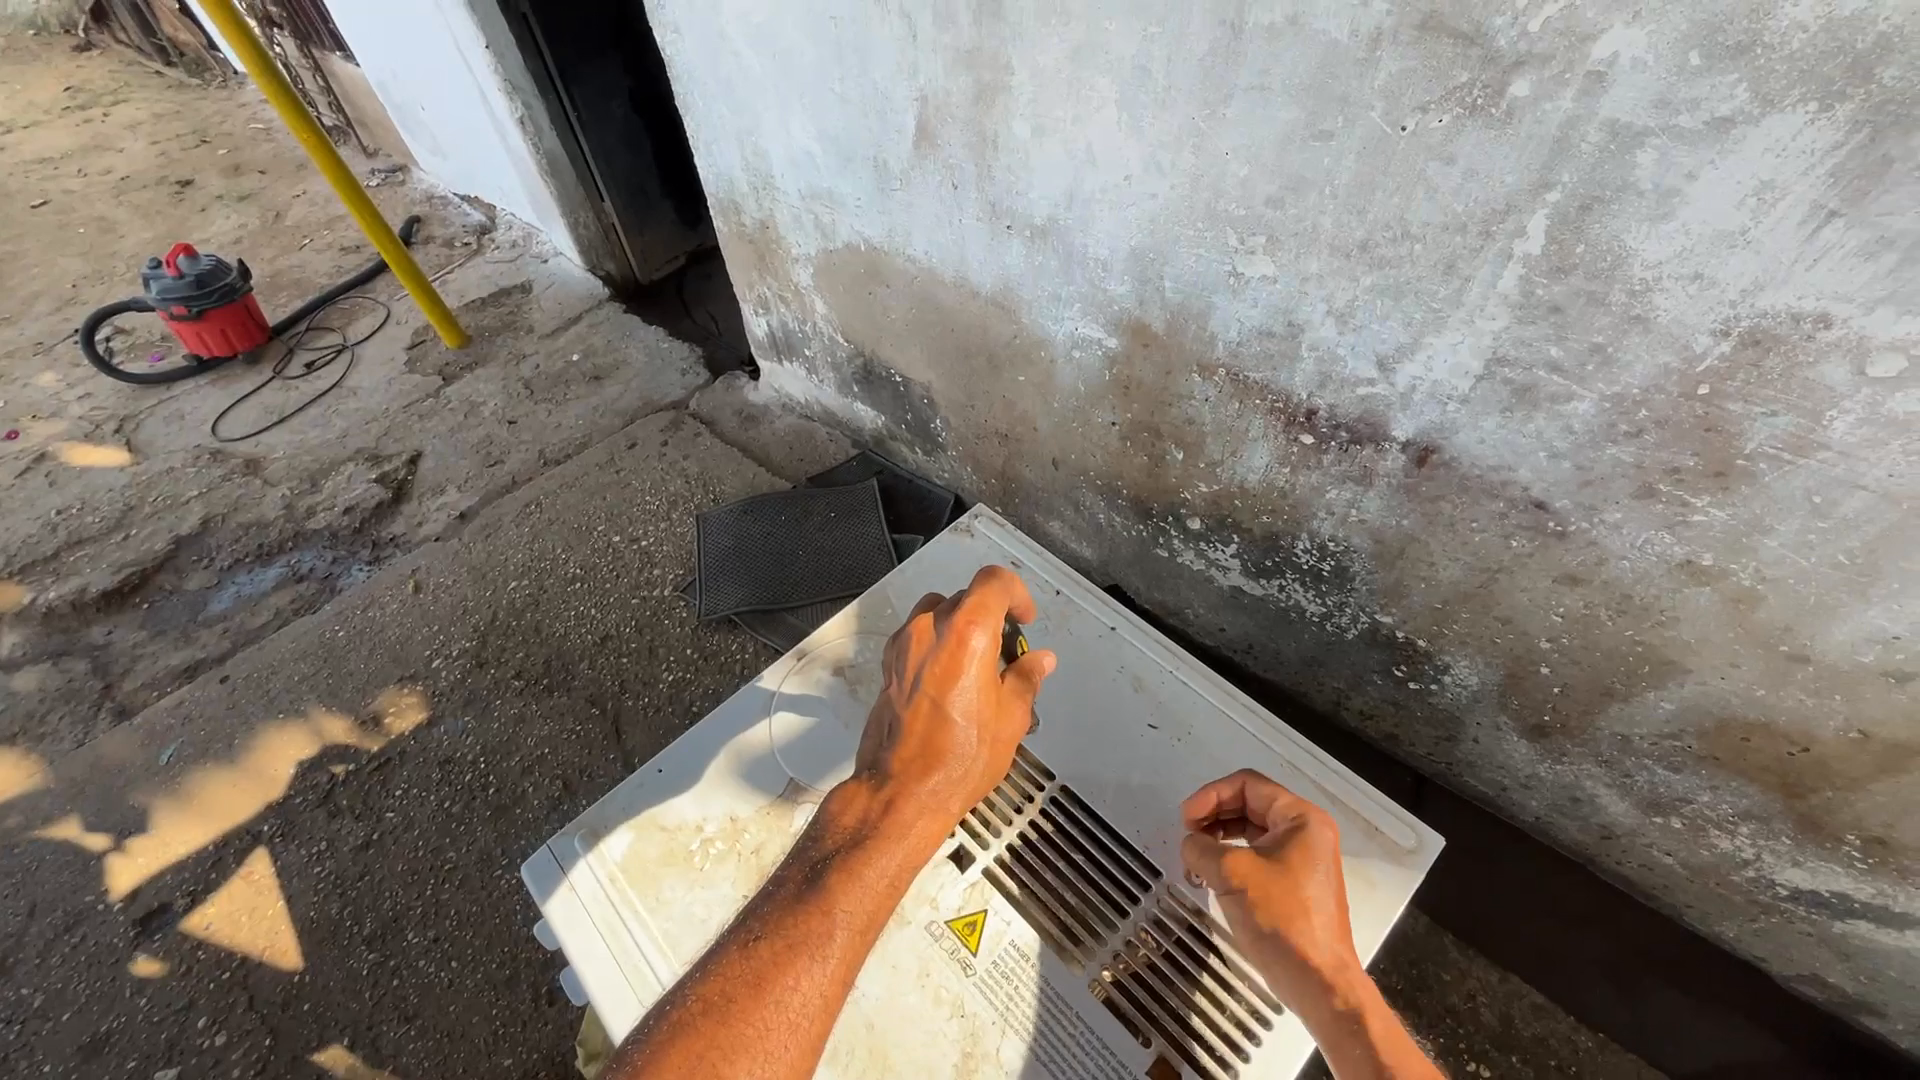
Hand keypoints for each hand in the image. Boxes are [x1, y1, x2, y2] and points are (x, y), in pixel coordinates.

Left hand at [853, 564, 1056, 832]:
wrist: (902, 791)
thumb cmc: (960, 758)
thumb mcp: (1010, 719)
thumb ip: (1026, 679)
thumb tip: (1040, 660)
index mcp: (967, 633)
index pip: (994, 581)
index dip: (1017, 593)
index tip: (1024, 619)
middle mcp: (930, 628)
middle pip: (966, 597)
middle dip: (992, 616)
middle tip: (1008, 652)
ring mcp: (904, 644)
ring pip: (938, 612)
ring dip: (961, 626)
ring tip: (978, 665)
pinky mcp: (888, 664)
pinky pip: (917, 635)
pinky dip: (937, 642)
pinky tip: (950, 679)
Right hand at [1179, 769, 1363, 1019]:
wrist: (1317, 982)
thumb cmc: (1281, 919)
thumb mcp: (1231, 873)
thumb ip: (1200, 846)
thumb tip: (1191, 844)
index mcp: (1300, 818)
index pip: (1246, 784)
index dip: (1210, 795)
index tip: (1186, 819)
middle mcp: (1305, 832)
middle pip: (1248, 804)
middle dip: (1212, 815)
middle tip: (1187, 835)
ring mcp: (1301, 858)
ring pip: (1249, 830)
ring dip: (1217, 838)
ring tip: (1194, 856)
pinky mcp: (1293, 883)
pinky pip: (1255, 855)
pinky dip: (1229, 858)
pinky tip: (1210, 874)